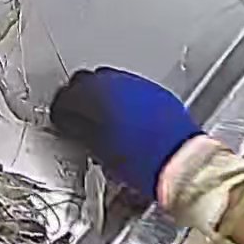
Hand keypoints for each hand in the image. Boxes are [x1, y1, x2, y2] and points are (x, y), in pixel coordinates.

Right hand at [50, 67, 201, 196]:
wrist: (182, 162)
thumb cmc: (141, 161)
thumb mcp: (99, 150)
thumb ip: (80, 129)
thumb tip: (70, 124)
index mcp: (93, 95)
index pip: (65, 96)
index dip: (61, 109)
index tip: (61, 119)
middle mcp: (113, 82)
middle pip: (85, 81)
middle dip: (79, 96)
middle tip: (78, 115)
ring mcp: (135, 83)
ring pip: (108, 81)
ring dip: (101, 95)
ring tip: (103, 118)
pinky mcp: (154, 89)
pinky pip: (129, 87)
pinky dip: (122, 98)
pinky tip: (125, 117)